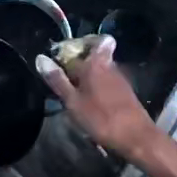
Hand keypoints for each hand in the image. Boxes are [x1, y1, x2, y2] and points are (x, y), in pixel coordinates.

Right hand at [35, 36, 161, 159]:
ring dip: (88, 75)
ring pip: (101, 68)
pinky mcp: (125, 91)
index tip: (66, 55)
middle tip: (64, 76)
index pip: (93, 40)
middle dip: (80, 61)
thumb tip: (40, 58)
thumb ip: (57, 80)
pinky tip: (90, 102)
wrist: (136, 137)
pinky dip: (97, 86)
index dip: (80, 43)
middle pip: (96, 54)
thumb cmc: (100, 118)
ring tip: (74, 92)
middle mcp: (110, 65)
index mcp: (96, 62)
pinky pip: (107, 80)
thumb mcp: (73, 101)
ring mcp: (120, 78)